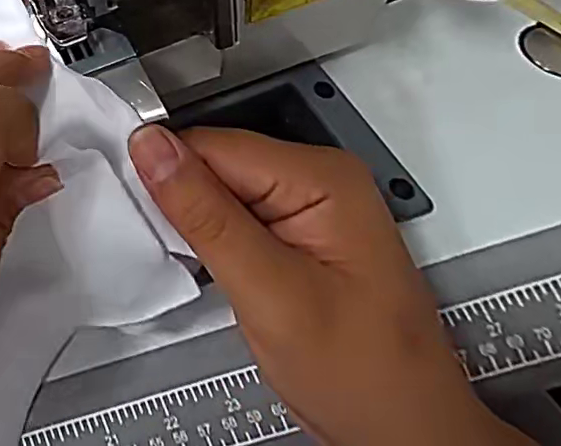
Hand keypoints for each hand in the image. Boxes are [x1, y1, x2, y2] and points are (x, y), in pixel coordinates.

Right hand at [128, 126, 531, 445]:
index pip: (208, 144)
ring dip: (196, 220)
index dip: (170, 179)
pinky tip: (221, 265)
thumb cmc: (365, 379)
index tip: (155, 220)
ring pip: (214, 183)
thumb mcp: (271, 296)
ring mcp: (304, 198)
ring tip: (211, 267)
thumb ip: (205, 214)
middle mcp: (314, 174)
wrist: (408, 439)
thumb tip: (151, 146)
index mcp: (319, 175)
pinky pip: (228, 205)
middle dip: (184, 202)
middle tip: (191, 255)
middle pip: (211, 159)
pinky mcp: (291, 221)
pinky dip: (210, 233)